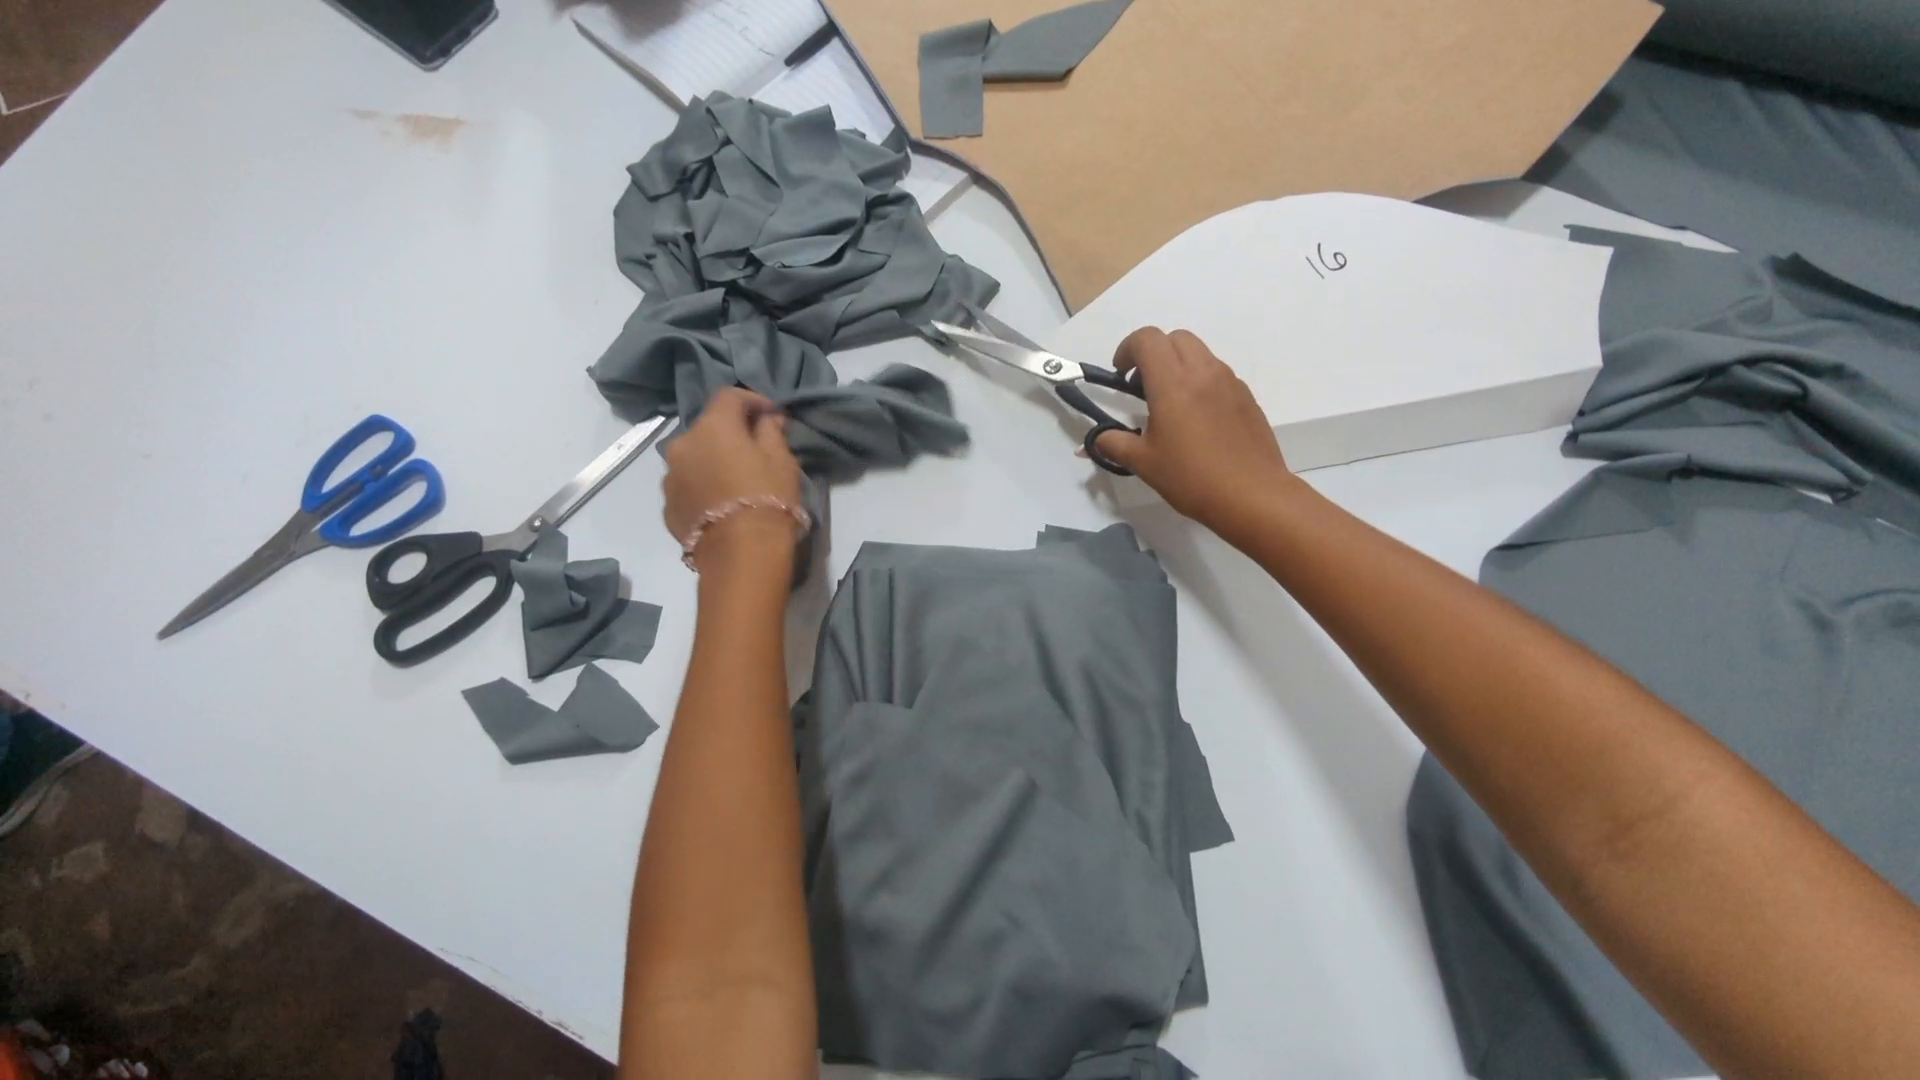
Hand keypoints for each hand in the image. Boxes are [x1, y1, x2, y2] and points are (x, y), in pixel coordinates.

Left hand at [662, 389, 804, 570]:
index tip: (773, 414)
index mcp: (712, 427)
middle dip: (731, 433)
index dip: (753, 400)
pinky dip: (703, 486)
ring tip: (736, 480)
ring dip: (713, 460)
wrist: (740, 556)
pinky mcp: (668, 506)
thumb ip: (771, 432)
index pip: (729, 396)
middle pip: (708, 428)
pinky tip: (722, 502)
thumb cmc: (767, 500)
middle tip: (756, 449)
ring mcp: (670, 477)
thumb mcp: (782, 461)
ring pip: (694, 457)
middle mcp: (683, 445)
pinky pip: (688, 485)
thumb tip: (769, 418)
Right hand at [1093, 328, 1297, 529]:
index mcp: (1173, 383)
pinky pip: (1218, 374)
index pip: (1146, 339)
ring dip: (1178, 365)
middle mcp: (1203, 372)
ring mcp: (1229, 382)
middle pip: (1174, 338)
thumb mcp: (1144, 463)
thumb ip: (1114, 444)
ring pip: (1199, 353)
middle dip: (1153, 353)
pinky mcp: (1246, 396)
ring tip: (1170, 403)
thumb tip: (1094, 441)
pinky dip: (1200, 381)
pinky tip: (1197, 419)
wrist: (1252, 495)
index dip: (1127, 350)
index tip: (1120, 376)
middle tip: (1142, 386)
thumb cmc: (1191, 477)